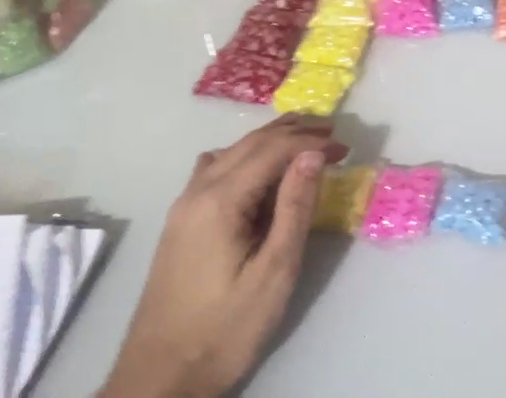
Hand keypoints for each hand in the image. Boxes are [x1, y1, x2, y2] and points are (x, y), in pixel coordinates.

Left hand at [100, 115, 348, 397]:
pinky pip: (214, 170)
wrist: (159, 379)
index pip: (273, 150)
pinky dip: (245, 156)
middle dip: (294, 132)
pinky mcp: (180, 223)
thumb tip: (313, 154)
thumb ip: (294, 207)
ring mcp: (183, 207)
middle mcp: (196, 192)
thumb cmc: (225, 328)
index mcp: (219, 201)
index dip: (311, 142)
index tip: (346, 147)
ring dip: (269, 141)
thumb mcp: (275, 271)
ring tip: (305, 141)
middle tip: (333, 131)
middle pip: (250, 143)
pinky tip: (258, 170)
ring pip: (231, 153)